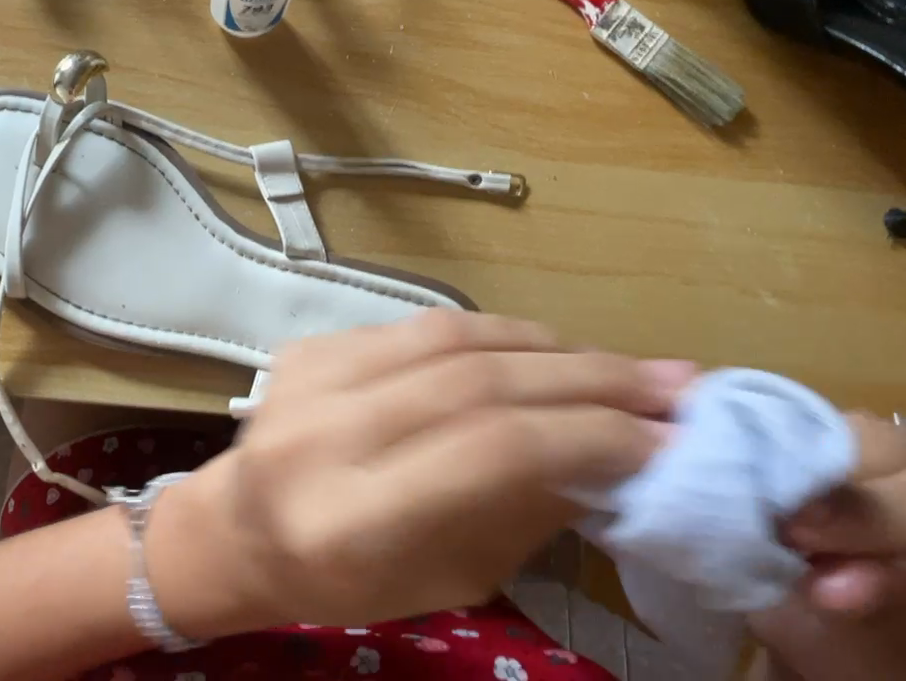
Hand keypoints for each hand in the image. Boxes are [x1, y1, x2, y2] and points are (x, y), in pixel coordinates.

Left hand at [145, 310, 693, 633]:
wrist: (236, 528)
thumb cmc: (342, 580)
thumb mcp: (443, 576)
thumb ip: (522, 509)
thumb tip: (614, 451)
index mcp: (352, 516)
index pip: (491, 448)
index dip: (589, 436)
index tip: (668, 440)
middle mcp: (325, 432)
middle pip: (474, 382)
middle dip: (586, 379)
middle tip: (669, 385)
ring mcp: (310, 377)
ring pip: (448, 336)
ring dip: (544, 345)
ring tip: (614, 364)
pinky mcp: (308, 346)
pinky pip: (414, 325)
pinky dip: (487, 332)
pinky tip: (537, 346)